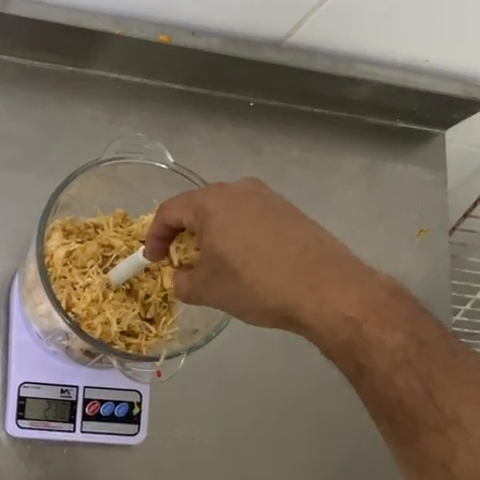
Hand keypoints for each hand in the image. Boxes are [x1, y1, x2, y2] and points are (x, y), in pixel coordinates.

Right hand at [143, 178, 389, 334]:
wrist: (326, 289)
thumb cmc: (255, 285)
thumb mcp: (205, 290)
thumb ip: (181, 280)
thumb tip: (182, 275)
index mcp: (211, 202)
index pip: (169, 212)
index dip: (154, 237)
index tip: (153, 262)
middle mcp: (238, 190)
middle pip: (198, 207)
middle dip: (182, 235)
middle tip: (179, 261)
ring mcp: (268, 198)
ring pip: (226, 212)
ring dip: (211, 235)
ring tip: (211, 264)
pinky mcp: (289, 211)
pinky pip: (250, 219)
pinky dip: (236, 236)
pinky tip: (243, 263)